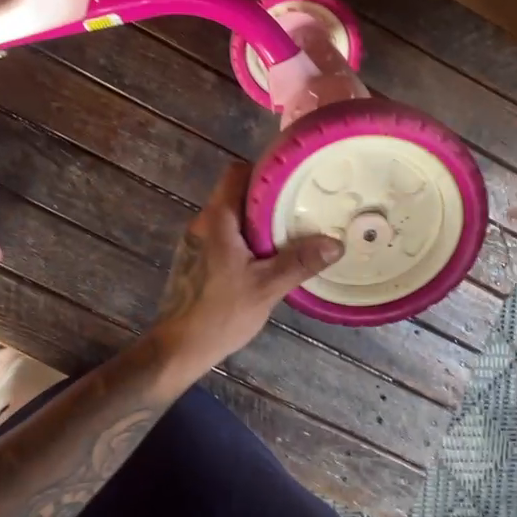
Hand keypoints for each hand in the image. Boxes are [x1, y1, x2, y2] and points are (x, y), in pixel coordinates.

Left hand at [151, 163, 343, 372]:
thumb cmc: (220, 313)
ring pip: (232, 217)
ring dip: (259, 221)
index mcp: (217, 219)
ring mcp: (198, 242)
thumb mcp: (266, 287)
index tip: (293, 178)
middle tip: (303, 205)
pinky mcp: (198, 260)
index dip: (263, 170)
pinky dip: (248, 239)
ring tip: (293, 228)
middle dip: (269, 197)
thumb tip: (336, 243)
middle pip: (236, 194)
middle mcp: (203, 223)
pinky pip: (227, 236)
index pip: (236, 174)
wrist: (180, 347)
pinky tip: (271, 255)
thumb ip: (299, 262)